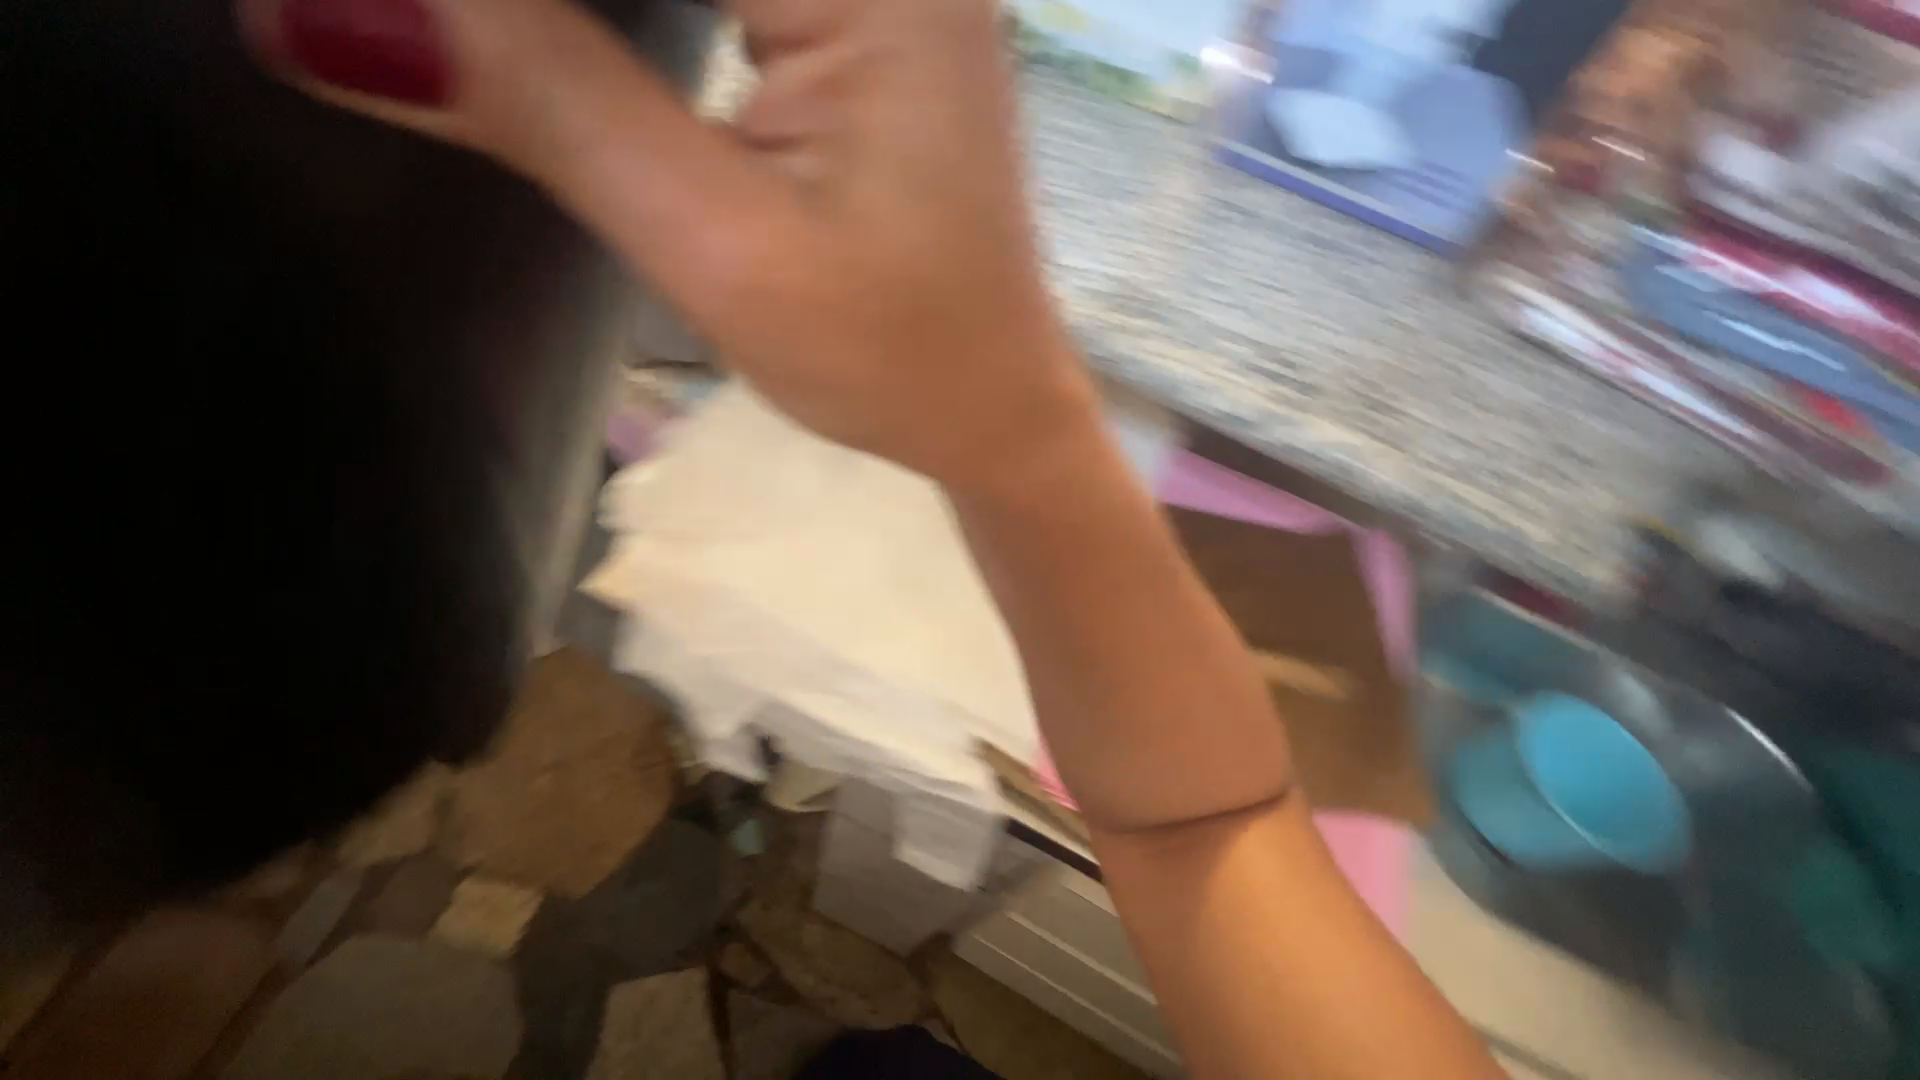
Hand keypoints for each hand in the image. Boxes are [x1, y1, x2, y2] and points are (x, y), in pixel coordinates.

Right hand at [239, 0, 1100, 487]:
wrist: (992, 408)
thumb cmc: (895, 360)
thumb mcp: (722, 247)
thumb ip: (547, 104)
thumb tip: (319, 12)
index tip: (373, 19)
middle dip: (543, 12)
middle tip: (411, 44)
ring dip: (576, 19)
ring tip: (464, 52)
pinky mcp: (866, 29)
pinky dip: (625, 22)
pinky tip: (557, 48)